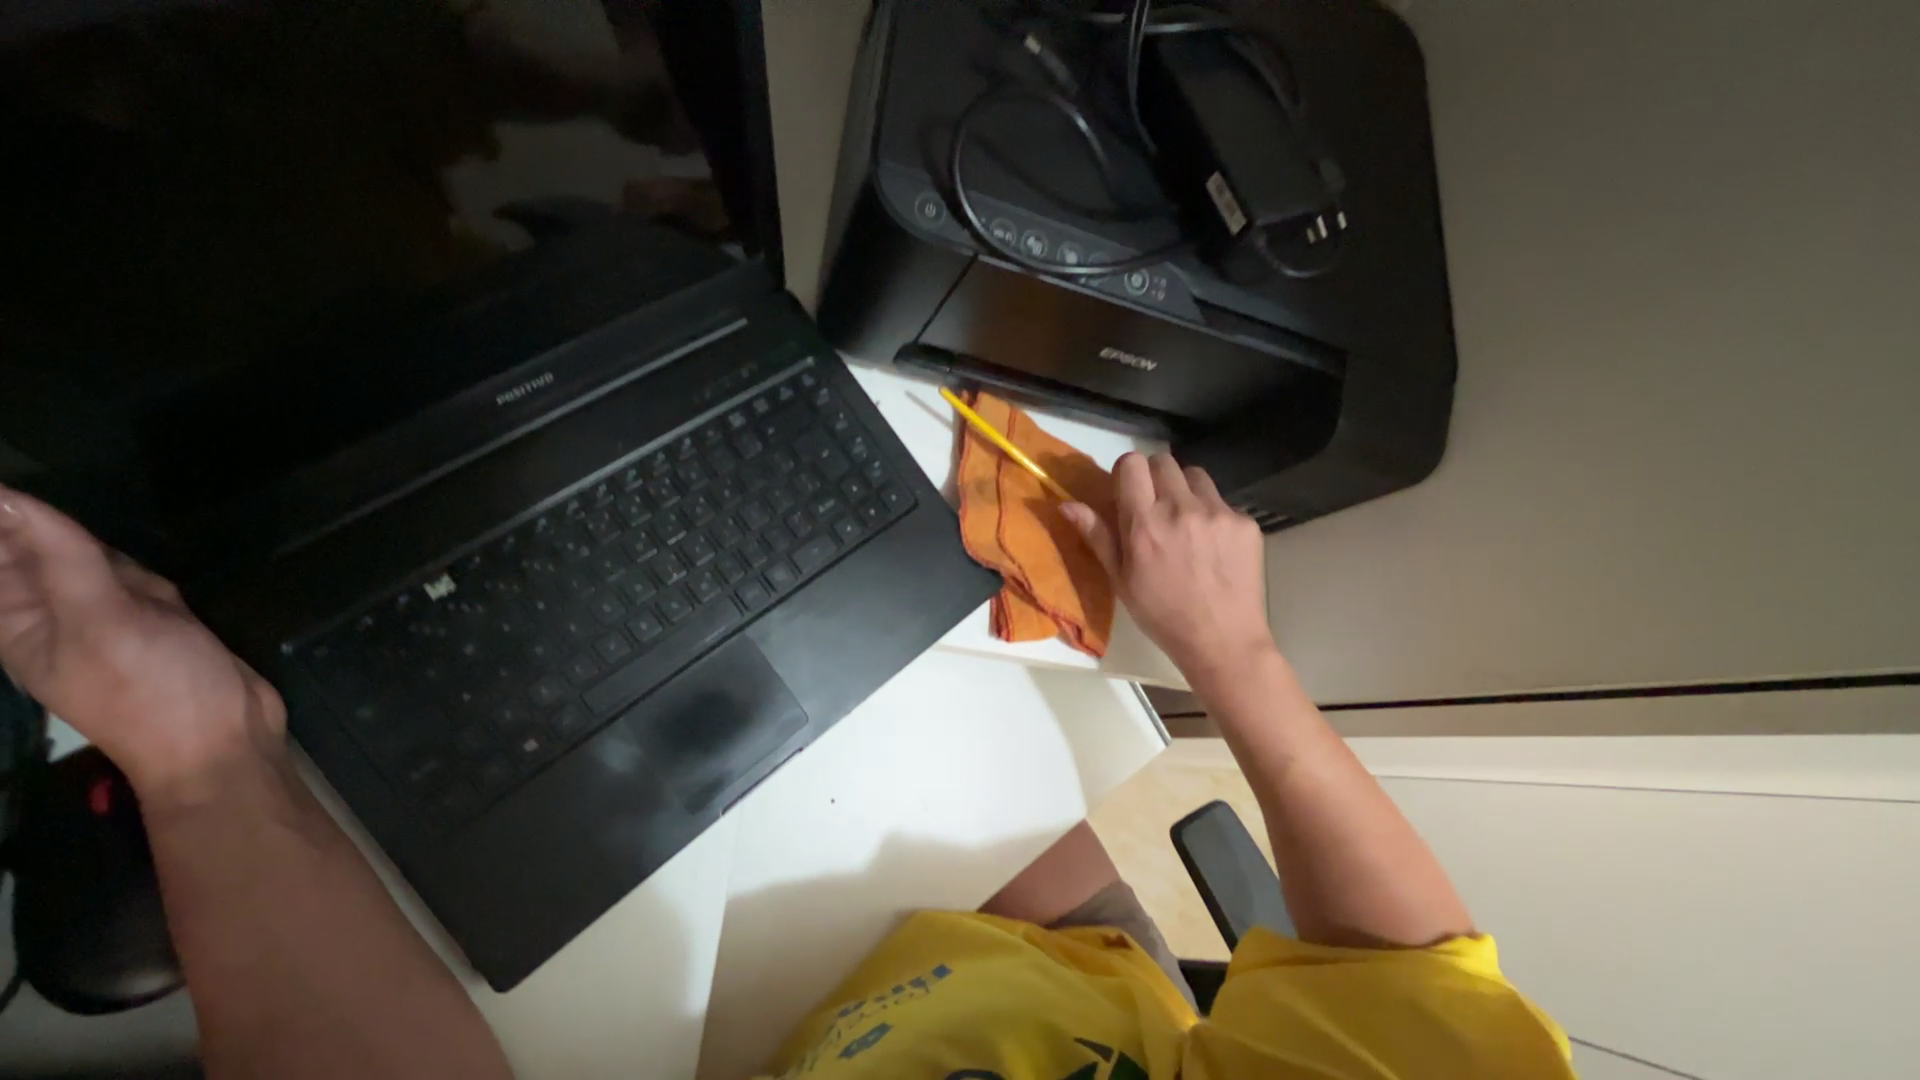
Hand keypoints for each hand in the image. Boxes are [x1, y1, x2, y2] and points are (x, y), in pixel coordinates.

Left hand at [0, 487, 285, 806]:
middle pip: (41, 553)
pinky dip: (152, 580)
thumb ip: (61, 557)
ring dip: (117, 562)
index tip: (14, 486)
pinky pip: (143, 584)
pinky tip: (166, 596)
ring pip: (99, 564)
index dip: (5, 518)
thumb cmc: (151, 686)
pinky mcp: (159, 625)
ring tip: (136, 596)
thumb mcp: (103, 618)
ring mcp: (109, 622)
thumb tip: (12, 500)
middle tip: (100, 567)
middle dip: (64, 539)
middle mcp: (55, 617)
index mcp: (19, 622)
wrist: (221, 738)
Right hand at [1061, 453, 1278, 683]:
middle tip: (1155, 506)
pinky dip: (1213, 516)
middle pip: (1164, 461)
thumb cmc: (1162, 614)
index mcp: (1144, 524)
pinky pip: (1223, 502)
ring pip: (1195, 475)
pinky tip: (1212, 546)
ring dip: (1185, 490)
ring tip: (1186, 523)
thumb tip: (1066, 505)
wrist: (1221, 639)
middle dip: (1154, 477)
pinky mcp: (1245, 522)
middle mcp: (1181, 509)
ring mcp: (1218, 513)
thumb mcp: (1120, 580)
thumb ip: (1097, 536)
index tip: (1128, 492)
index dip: (1127, 473)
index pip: (1132, 463)